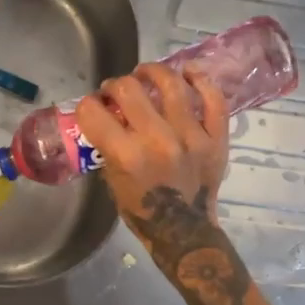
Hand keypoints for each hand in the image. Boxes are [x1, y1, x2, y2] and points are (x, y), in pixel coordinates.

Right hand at [77, 66, 252, 304]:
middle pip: (129, 88)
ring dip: (153, 72)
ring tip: (147, 74)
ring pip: (171, 84)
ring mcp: (191, 136)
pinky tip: (188, 72)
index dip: (89, 104)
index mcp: (126, 155)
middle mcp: (158, 139)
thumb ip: (109, 146)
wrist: (185, 232)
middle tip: (117, 92)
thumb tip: (107, 115)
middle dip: (115, 86)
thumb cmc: (142, 210)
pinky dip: (201, 80)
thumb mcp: (113, 180)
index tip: (94, 106)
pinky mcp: (216, 138)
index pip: (94, 111)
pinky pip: (213, 99)